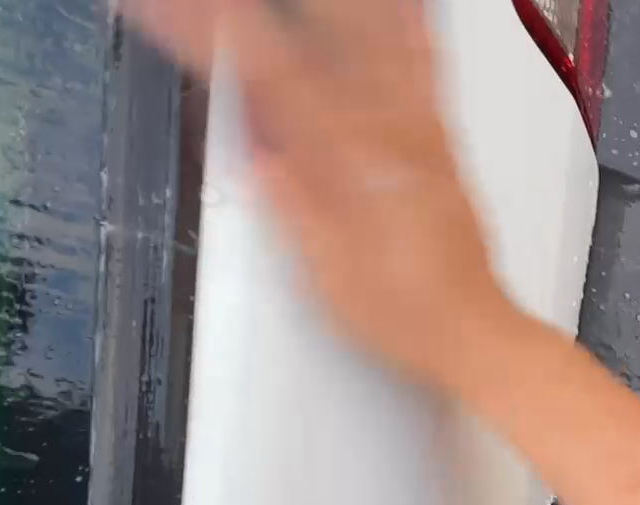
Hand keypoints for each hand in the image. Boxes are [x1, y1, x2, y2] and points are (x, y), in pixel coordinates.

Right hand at [127, 0, 520, 384]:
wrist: (476, 336)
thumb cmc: (411, 318)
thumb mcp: (330, 276)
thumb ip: (294, 207)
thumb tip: (262, 162)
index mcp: (352, 169)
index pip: (271, 79)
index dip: (209, 34)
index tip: (163, 5)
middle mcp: (394, 142)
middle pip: (330, 40)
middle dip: (279, 9)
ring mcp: (426, 142)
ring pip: (383, 42)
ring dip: (348, 8)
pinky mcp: (447, 152)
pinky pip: (430, 70)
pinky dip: (417, 27)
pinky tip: (414, 4)